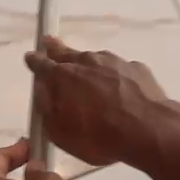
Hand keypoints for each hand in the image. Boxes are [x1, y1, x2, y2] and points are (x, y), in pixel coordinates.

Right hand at [25, 36, 179, 167]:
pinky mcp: (134, 67)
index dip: (34, 61)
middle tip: (49, 43)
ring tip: (91, 81)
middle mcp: (85, 61)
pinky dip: (115, 78)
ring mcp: (112, 61)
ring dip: (88, 67)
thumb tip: (42, 93)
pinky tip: (120, 93)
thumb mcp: (61, 134)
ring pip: (93, 60)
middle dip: (55, 49)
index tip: (30, 57)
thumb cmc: (100, 136)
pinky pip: (118, 70)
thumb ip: (47, 111)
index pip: (41, 64)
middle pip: (66, 52)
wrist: (149, 130)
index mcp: (62, 77)